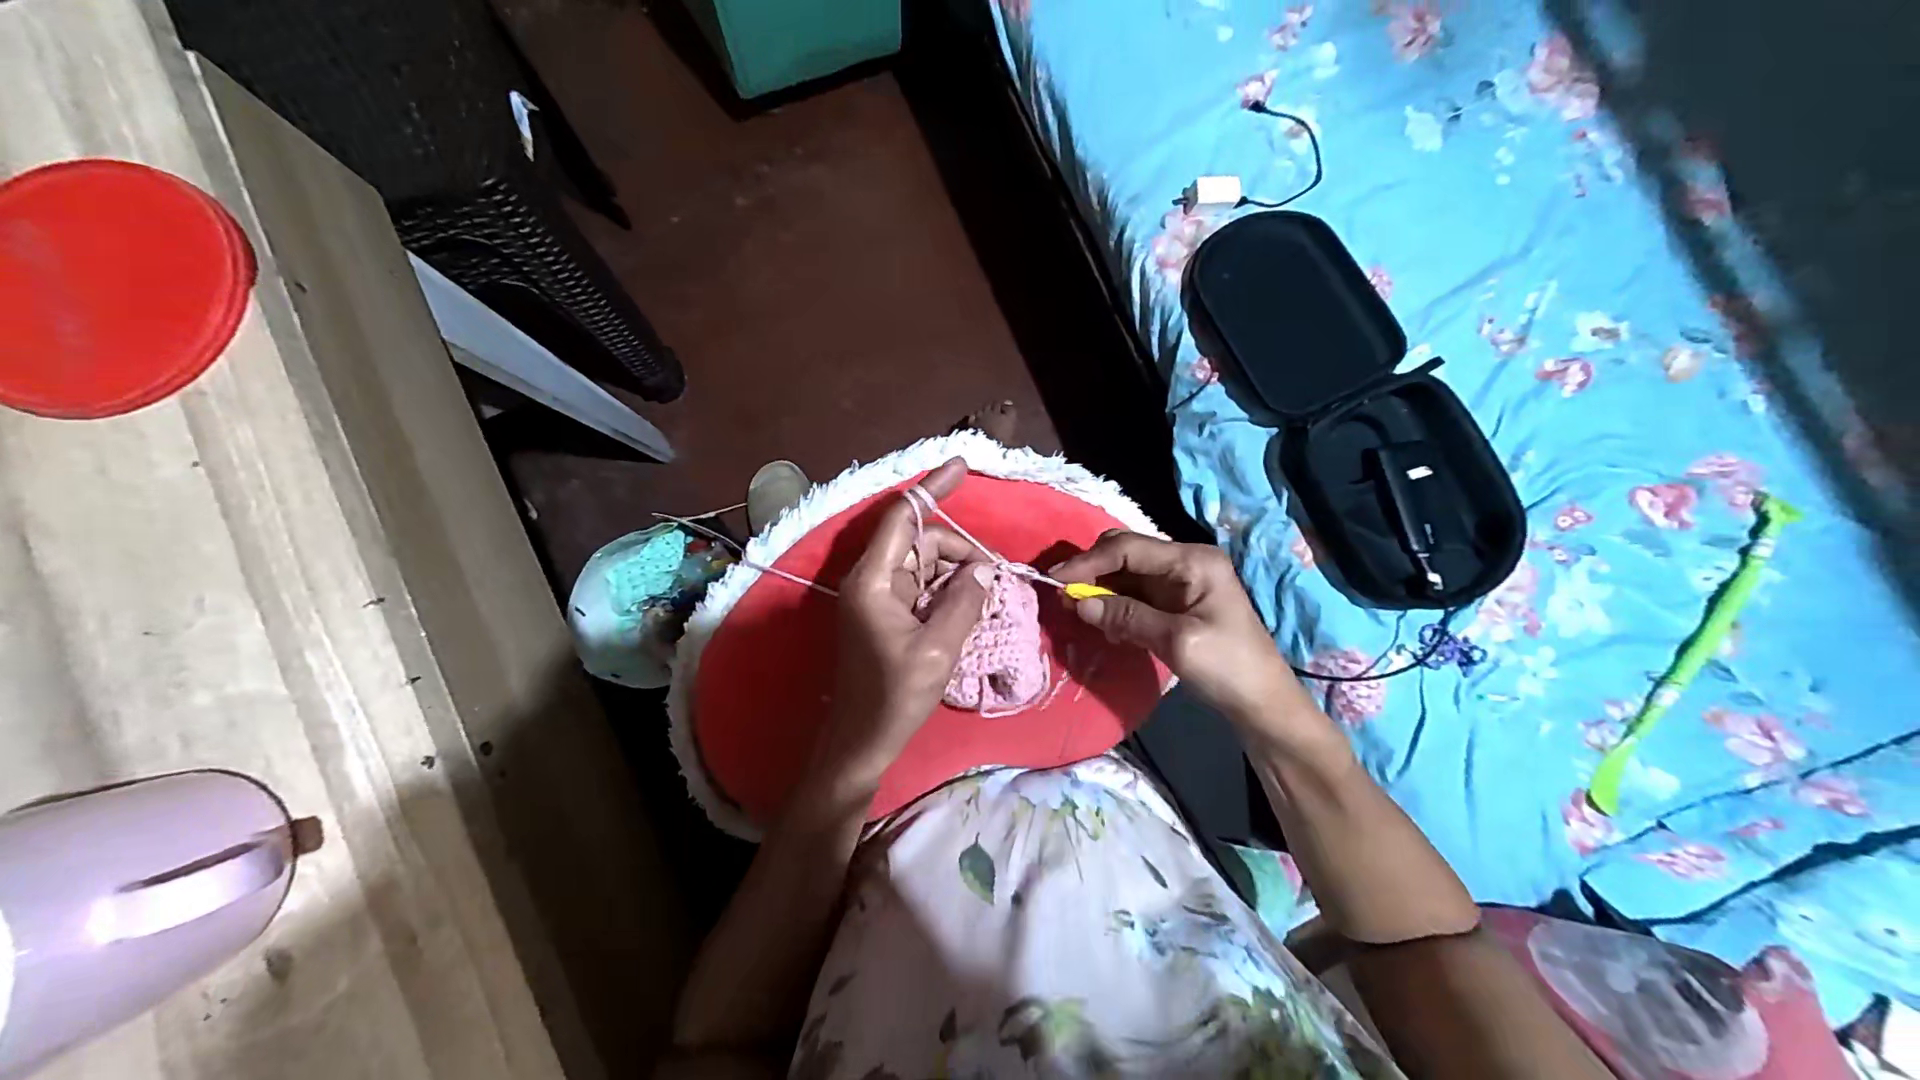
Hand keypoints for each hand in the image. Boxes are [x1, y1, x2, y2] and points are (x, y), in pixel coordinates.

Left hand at [815, 458, 990, 787]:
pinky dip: (946, 590)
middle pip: (920, 542)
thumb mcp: (938, 650)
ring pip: (923, 564)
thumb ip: (964, 602)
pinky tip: (969, 606)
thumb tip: (985, 569)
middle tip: (995, 577)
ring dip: (956, 572)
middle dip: (959, 550)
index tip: (961, 465)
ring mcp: (877, 598)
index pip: (903, 518)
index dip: (932, 489)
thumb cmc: (893, 697)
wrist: (861, 741)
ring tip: (986, 596)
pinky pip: (920, 587)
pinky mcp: (884, 615)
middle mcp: (871, 580)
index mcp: (874, 581)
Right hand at [1050, 531, 1327, 747]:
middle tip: (1064, 596)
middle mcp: (1185, 562)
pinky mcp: (1174, 604)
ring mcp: (1180, 583)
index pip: (1128, 547)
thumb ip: (1127, 616)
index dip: (1088, 561)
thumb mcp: (1177, 641)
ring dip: (1101, 591)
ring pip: (1126, 575)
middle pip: (1125, 553)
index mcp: (1193, 560)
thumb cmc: (1229, 668)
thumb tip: (1079, 602)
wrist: (1263, 704)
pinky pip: (1134, 595)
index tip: (1055, 580)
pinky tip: (1106, 626)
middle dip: (1092, 572)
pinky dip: (1114, 606)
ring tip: (1081, 614)